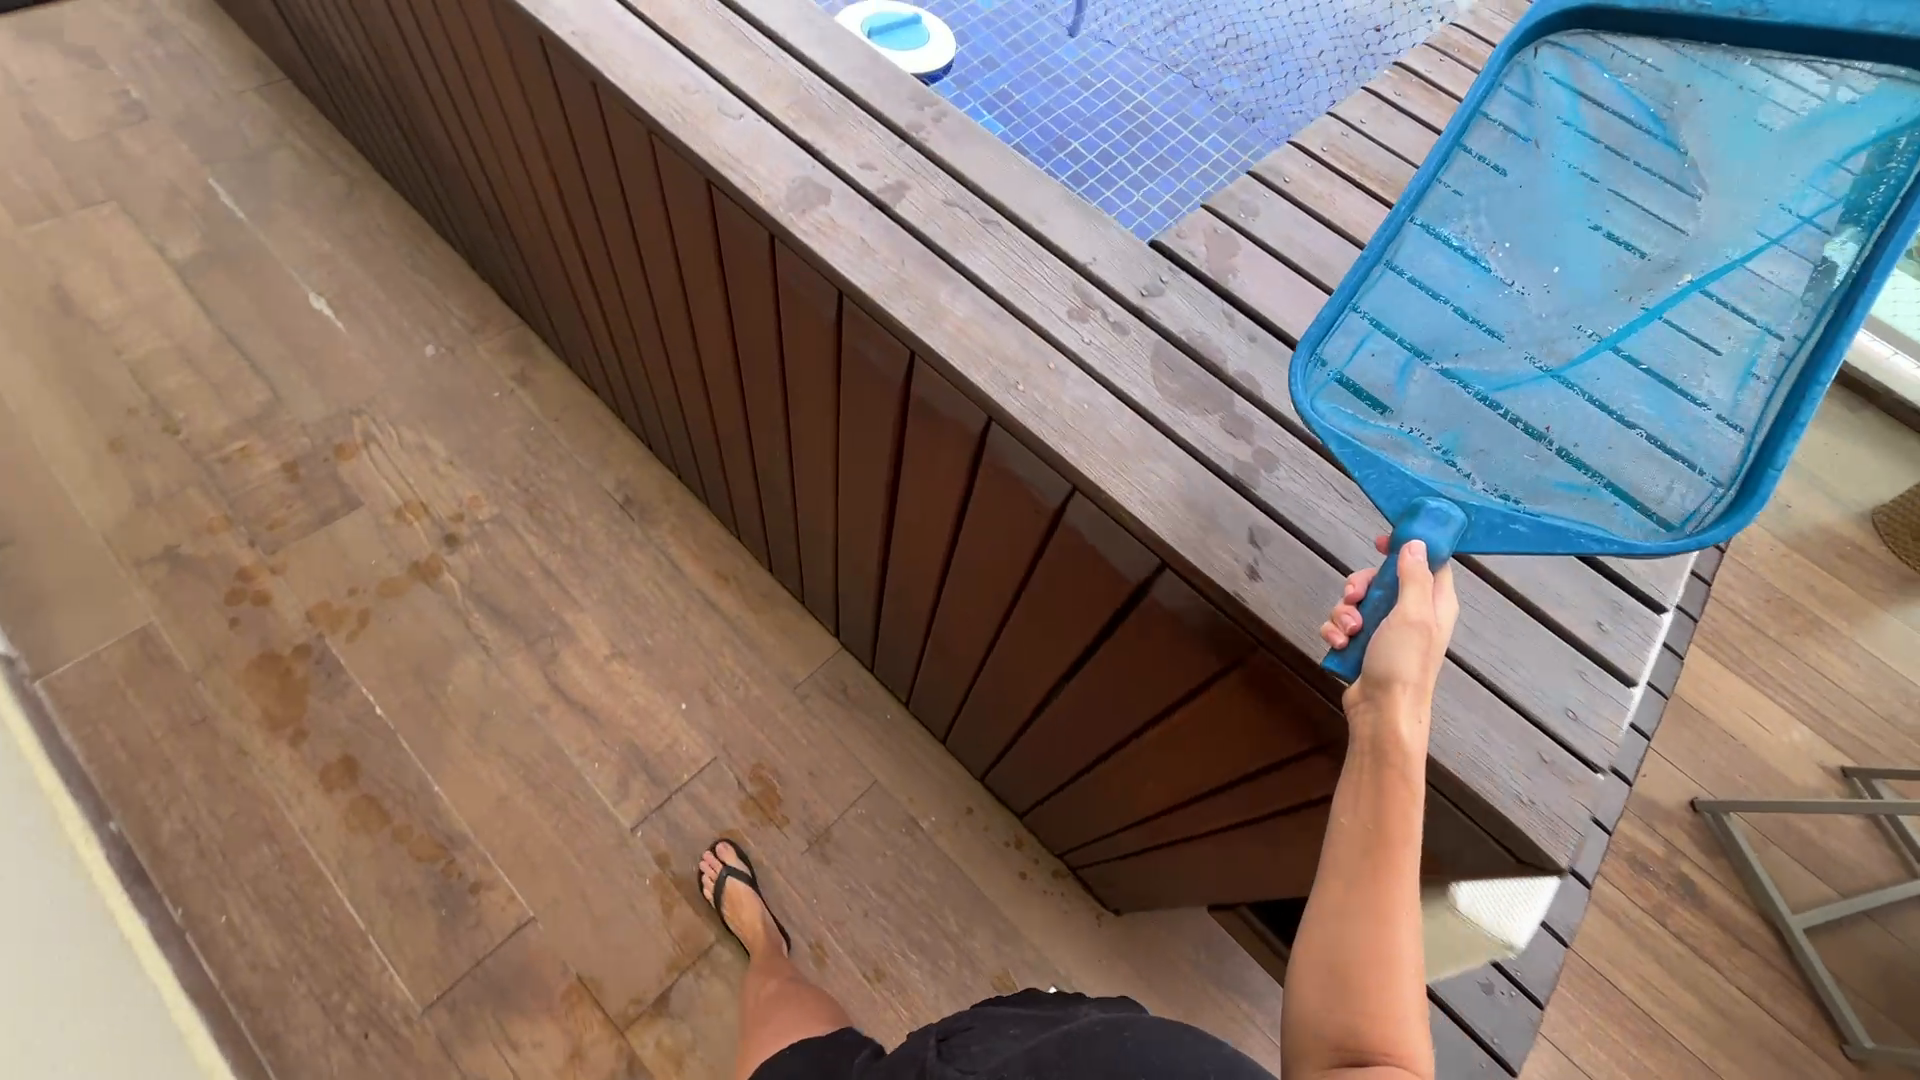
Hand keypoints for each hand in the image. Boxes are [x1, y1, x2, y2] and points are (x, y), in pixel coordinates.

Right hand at [1319, 535, 1458, 728]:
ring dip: (1344, 613)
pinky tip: (1340, 644)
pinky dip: (1336, 631)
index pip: (1428, 563)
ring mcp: (1385, 631)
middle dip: (1360, 586)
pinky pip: (1342, 625)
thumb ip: (1414, 577)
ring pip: (1356, 602)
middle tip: (1354, 596)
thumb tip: (1415, 543)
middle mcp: (1411, 614)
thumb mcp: (1412, 615)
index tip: (1381, 541)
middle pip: (1382, 580)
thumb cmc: (1404, 663)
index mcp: (1434, 604)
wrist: (1381, 711)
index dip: (1408, 548)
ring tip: (1349, 632)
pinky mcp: (1362, 646)